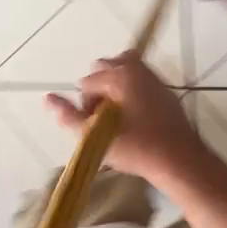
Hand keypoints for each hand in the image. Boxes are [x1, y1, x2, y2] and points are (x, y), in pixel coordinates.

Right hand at [45, 52, 217, 188]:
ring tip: (116, 115)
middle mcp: (137, 69)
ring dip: (114, 86)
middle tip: (101, 117)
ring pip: (125, 69)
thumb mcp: (96, 136)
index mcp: (119, 75)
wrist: (180, 160)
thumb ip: (69, 116)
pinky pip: (141, 81)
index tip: (91, 126)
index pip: (87, 81)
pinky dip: (131, 91)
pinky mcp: (166, 91)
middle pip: (105, 67)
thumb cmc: (136, 148)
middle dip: (98, 88)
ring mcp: (154, 78)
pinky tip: (134, 117)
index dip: (84, 104)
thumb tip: (46, 98)